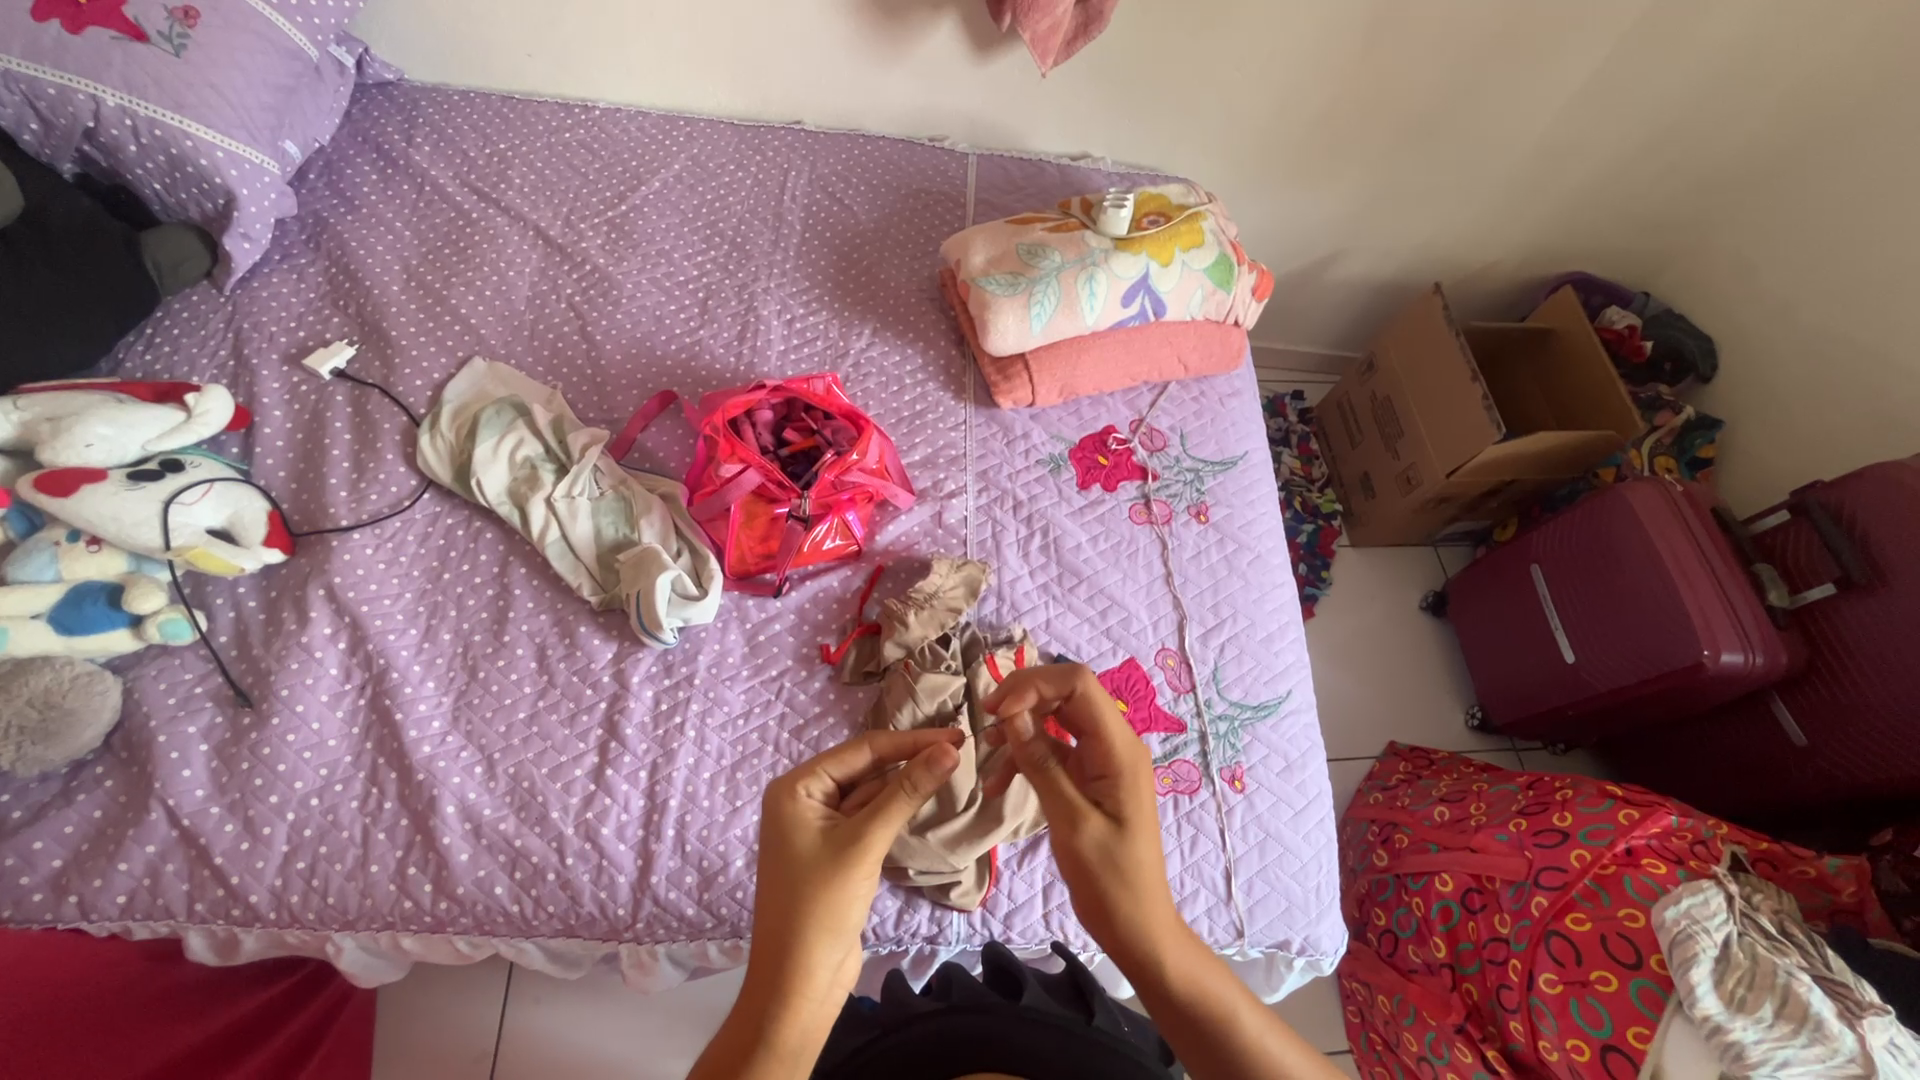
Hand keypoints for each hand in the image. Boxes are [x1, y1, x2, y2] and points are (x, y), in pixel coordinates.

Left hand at [747, 727, 963, 1003]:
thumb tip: (949, 750)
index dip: (912, 741)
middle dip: (910, 760)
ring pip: (871, 794)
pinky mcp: (836, 852)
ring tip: (952, 770)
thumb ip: (907, 792)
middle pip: (866, 768)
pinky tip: (927, 801)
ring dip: (907, 786)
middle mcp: (803, 799)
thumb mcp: (865, 842)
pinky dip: (897, 811)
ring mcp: (819, 827)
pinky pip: (870, 819)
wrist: (798, 985)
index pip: (863, 750)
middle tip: (960, 750)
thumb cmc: (821, 906)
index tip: (956, 735)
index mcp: (796, 787)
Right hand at [981, 664, 1186, 968]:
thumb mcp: (1070, 822)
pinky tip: (998, 785)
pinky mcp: (1090, 777)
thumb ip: (1041, 764)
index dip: (1033, 684)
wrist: (1137, 927)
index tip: (996, 710)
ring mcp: (1102, 759)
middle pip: (1066, 694)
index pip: (1078, 684)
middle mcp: (1114, 743)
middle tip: (985, 723)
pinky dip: (1026, 758)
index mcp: (1119, 748)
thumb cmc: (1110, 879)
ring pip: (1056, 720)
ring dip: (1020, 732)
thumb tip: (1011, 714)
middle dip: (1023, 700)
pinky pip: (1055, 749)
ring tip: (987, 757)